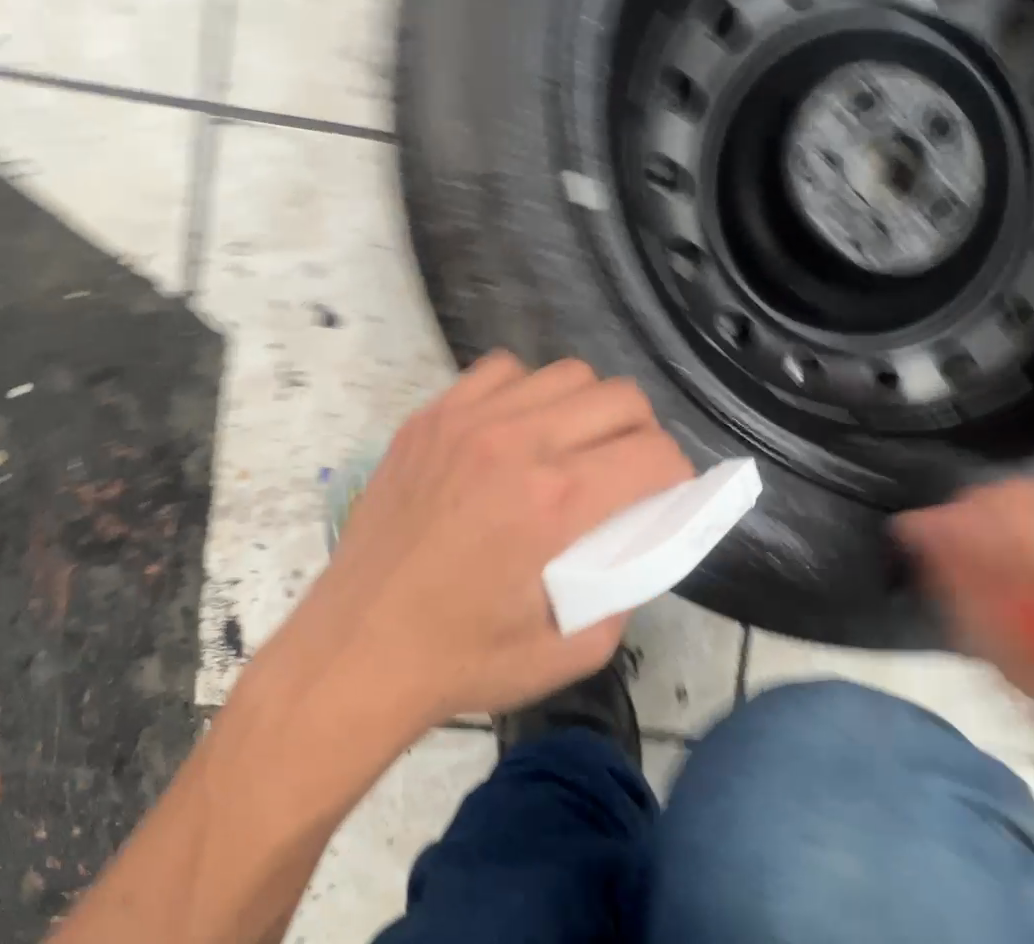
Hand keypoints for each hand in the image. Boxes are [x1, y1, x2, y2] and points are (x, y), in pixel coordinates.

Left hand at [249, 353, 692, 731]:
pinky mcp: (428, 420)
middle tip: (630, 476)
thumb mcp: (572, 652)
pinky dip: (528, 394)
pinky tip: (518, 435)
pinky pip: (502, 372)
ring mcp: (466, 422)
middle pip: (621, 398)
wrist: (353, 655)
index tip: (671, 496)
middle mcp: (517, 445)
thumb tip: (641, 542)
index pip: (654, 453)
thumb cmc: (463, 661)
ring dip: (589, 410)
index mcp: (556, 503)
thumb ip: (627, 591)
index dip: (680, 474)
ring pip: (567, 375)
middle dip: (644, 436)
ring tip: (575, 450)